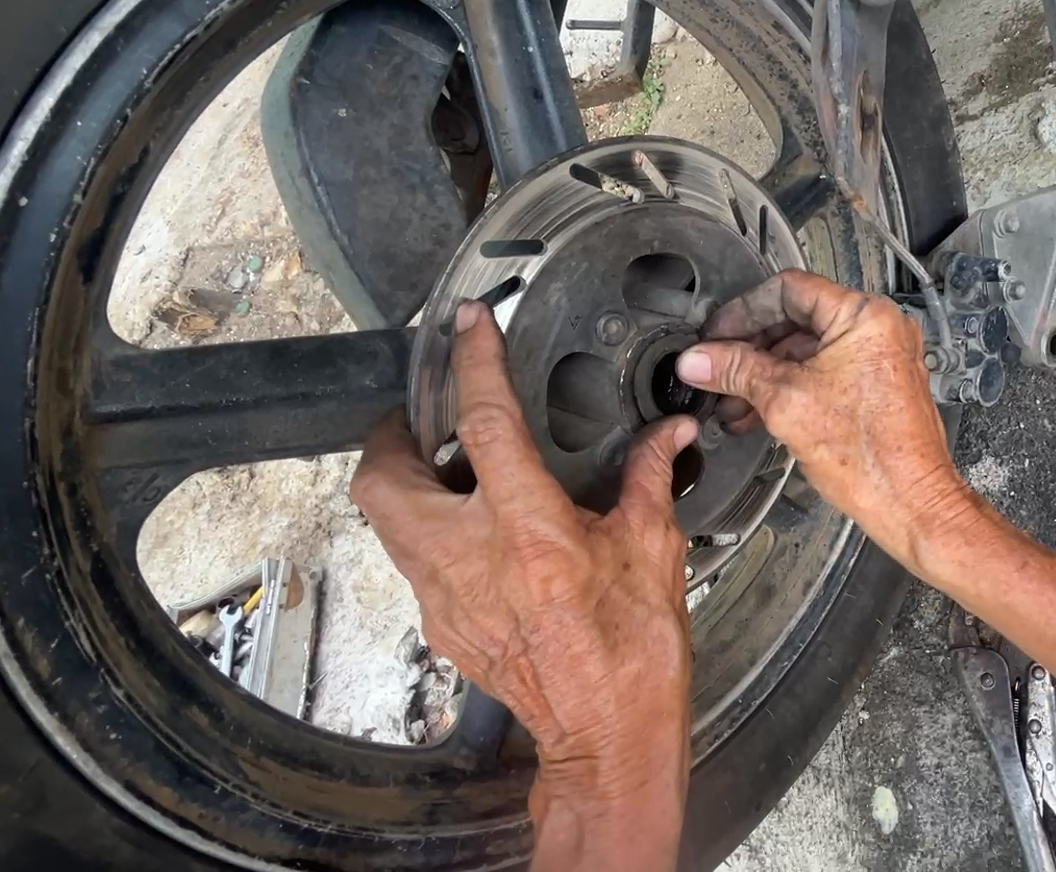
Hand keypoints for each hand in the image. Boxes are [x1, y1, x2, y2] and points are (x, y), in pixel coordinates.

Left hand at [350, 300, 695, 869]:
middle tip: (429, 410)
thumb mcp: (652, 546)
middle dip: (393, 432)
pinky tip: (478, 524)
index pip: (484, 426)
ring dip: (404, 478)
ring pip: (383, 521)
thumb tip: (672, 430)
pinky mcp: (441, 623)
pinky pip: (412, 558)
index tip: (465, 325)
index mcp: (530, 531)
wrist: (608, 730)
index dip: (472, 365)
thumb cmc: (635, 644)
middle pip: (383, 478)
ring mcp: (444, 597)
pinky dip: (429, 525)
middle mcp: (470, 559)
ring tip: (449, 460)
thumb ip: (651, 475)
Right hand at [675, 269, 978, 568]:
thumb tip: (699, 359)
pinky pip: (824, 372)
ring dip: (764, 373)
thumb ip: (736, 371)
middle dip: (750, 349)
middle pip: (796, 319)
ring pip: (807, 350)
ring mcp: (880, 357)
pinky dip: (789, 387)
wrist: (910, 503)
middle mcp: (878, 329)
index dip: (743, 311)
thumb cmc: (871, 458)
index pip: (788, 289)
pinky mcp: (876, 385)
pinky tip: (758, 411)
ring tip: (731, 400)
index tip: (716, 335)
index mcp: (864, 317)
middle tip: (716, 368)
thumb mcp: (785, 403)